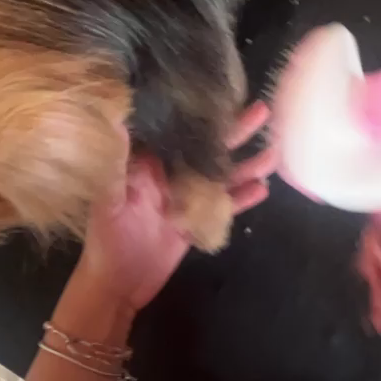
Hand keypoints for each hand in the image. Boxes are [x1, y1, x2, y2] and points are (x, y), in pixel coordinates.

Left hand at [74, 103, 275, 312]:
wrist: (117, 285)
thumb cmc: (107, 240)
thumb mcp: (108, 199)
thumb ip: (118, 160)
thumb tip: (116, 115)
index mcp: (148, 164)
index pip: (179, 132)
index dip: (202, 115)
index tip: (225, 96)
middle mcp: (169, 176)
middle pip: (208, 150)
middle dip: (235, 132)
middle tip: (262, 112)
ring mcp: (186, 199)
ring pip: (221, 176)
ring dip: (246, 164)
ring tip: (273, 151)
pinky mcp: (197, 221)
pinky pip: (223, 206)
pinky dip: (242, 198)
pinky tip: (262, 188)